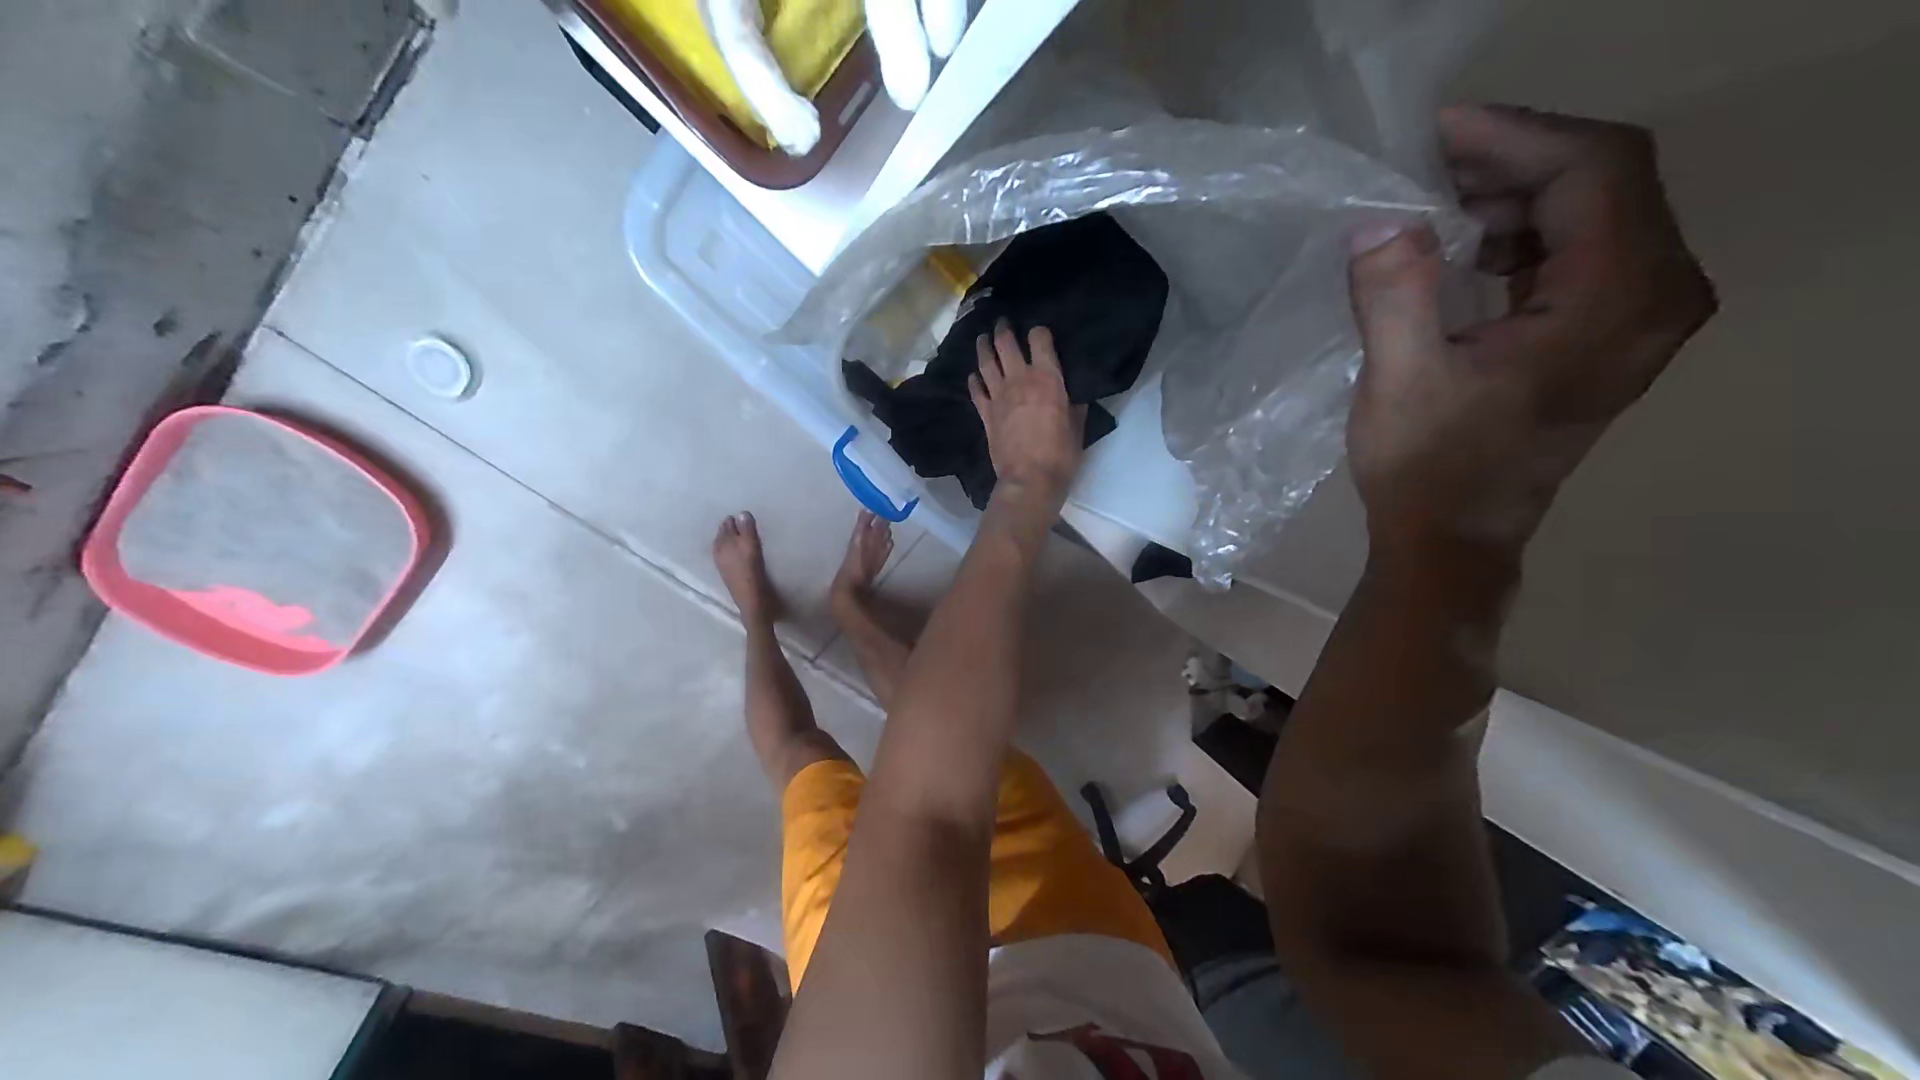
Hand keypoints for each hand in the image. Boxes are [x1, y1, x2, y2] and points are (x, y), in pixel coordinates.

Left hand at [969, 321, 1084, 501]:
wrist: (1030, 480)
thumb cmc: (1061, 454)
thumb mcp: (1077, 426)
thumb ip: (1074, 404)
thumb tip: (1073, 394)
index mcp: (1047, 378)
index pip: (1039, 340)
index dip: (1038, 331)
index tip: (1038, 331)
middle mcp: (1020, 380)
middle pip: (1006, 344)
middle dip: (1003, 329)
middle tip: (1002, 322)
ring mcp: (998, 396)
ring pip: (986, 362)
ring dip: (983, 347)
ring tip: (982, 338)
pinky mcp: (985, 414)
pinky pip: (976, 390)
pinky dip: (974, 380)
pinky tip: (973, 375)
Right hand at [1346, 105, 1716, 557]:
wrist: (1452, 538)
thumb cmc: (1427, 467)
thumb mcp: (1399, 380)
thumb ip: (1395, 291)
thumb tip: (1378, 218)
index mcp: (1616, 300)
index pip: (1593, 169)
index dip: (1514, 135)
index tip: (1435, 131)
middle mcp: (1657, 294)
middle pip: (1605, 179)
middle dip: (1512, 160)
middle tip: (1424, 165)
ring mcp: (1640, 315)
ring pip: (1596, 211)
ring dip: (1516, 195)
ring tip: (1434, 205)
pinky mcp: (1610, 333)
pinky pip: (1583, 251)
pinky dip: (1524, 234)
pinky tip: (1467, 248)